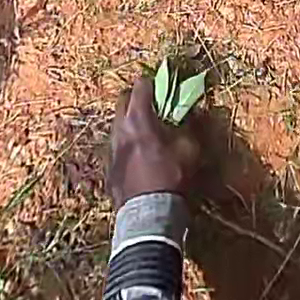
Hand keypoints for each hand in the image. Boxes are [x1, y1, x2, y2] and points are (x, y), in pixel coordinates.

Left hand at [108, 75, 199, 206]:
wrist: (149, 216)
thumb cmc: (171, 176)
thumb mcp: (189, 148)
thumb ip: (188, 125)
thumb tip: (190, 113)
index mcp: (138, 118)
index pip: (141, 86)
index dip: (153, 82)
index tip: (163, 85)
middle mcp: (120, 129)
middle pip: (123, 101)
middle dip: (137, 98)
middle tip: (154, 105)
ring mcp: (111, 149)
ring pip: (118, 124)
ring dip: (131, 122)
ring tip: (147, 132)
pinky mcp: (108, 168)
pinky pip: (117, 146)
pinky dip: (128, 143)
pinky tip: (140, 155)